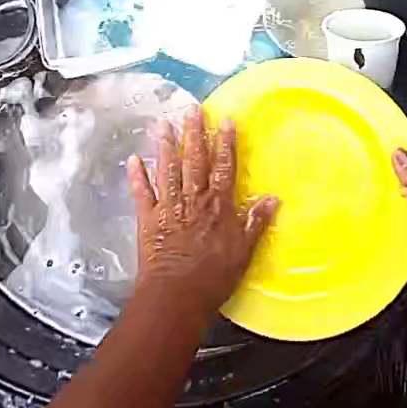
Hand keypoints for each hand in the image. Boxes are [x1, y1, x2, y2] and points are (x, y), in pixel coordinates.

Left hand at [127, 107, 278, 318]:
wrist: (175, 297)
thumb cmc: (213, 277)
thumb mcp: (243, 251)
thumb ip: (255, 222)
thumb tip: (273, 197)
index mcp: (217, 204)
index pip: (224, 166)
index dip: (225, 143)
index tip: (225, 121)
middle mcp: (193, 199)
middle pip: (194, 160)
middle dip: (194, 133)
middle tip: (191, 109)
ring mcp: (168, 207)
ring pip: (168, 170)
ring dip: (165, 146)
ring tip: (163, 124)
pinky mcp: (148, 220)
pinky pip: (142, 193)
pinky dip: (137, 176)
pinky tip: (133, 159)